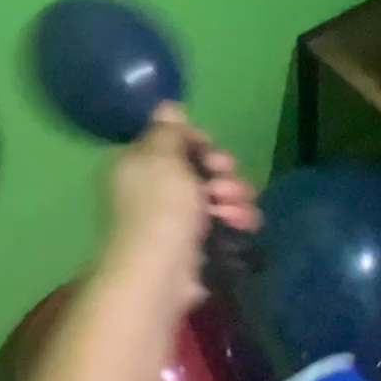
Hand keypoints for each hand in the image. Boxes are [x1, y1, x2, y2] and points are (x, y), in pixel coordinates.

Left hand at [102, 104, 258, 313]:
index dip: (199, 143)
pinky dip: (238, 218)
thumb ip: (169, 130)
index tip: (209, 151)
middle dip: (222, 171)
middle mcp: (157, 188)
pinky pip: (228, 218)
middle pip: (203, 166)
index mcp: (140, 164)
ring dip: (234, 196)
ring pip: (220, 192)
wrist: (160, 273)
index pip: (176, 141)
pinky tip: (240, 223)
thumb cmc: (158, 209)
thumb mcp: (161, 156)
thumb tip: (168, 107)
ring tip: (231, 210)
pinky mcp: (199, 241)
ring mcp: (178, 217)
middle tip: (223, 180)